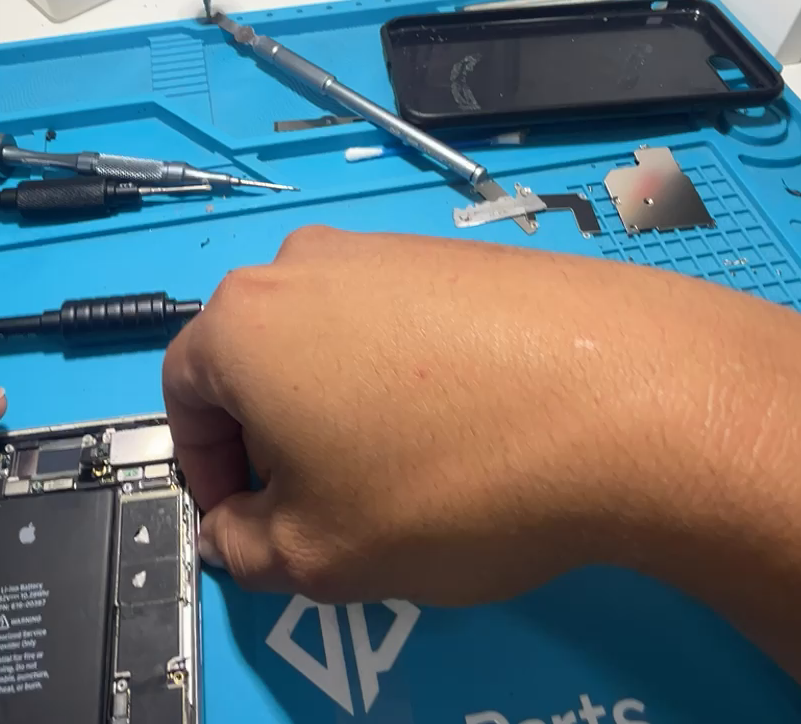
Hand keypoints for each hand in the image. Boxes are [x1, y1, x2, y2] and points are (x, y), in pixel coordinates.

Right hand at [163, 227, 800, 606]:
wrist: (617, 395)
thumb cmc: (440, 479)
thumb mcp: (318, 554)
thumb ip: (243, 549)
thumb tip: (231, 531)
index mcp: (243, 319)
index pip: (182, 392)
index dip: (205, 465)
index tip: (246, 515)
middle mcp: (301, 264)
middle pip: (254, 358)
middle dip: (271, 435)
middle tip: (322, 499)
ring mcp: (381, 247)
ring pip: (325, 336)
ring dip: (335, 403)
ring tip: (400, 464)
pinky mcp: (448, 252)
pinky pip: (392, 317)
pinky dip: (397, 372)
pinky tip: (458, 420)